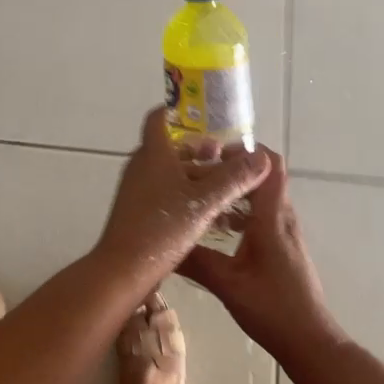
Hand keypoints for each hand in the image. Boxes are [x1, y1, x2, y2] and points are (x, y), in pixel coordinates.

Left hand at [94, 108, 270, 282]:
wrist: (122, 272)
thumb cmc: (161, 228)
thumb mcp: (205, 202)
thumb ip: (234, 178)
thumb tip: (262, 157)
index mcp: (154, 153)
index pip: (161, 117)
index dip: (181, 112)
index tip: (206, 116)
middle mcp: (142, 164)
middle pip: (171, 146)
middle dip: (199, 149)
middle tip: (225, 156)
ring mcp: (137, 188)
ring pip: (170, 172)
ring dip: (196, 175)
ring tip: (225, 187)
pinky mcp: (137, 210)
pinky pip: (165, 191)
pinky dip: (186, 194)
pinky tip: (209, 213)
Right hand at [176, 148, 343, 358]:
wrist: (310, 342)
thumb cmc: (273, 309)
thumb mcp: (228, 285)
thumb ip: (196, 261)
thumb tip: (162, 244)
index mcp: (272, 217)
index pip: (269, 164)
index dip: (245, 150)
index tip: (213, 154)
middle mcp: (282, 217)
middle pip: (263, 175)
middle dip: (232, 169)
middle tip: (200, 175)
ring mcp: (285, 231)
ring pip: (262, 196)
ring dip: (236, 191)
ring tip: (203, 198)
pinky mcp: (283, 246)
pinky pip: (262, 214)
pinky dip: (242, 212)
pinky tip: (218, 228)